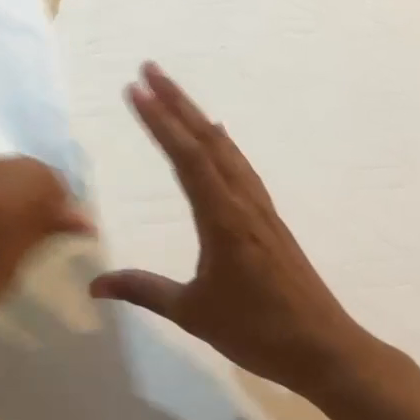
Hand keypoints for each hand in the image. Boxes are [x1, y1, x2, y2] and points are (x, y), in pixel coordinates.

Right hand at [91, 63, 375, 396]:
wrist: (325, 349)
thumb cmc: (257, 331)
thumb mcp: (193, 313)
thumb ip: (144, 291)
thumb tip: (94, 285)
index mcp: (223, 221)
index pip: (187, 159)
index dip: (160, 123)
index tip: (135, 91)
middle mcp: (243, 203)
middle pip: (207, 141)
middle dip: (177, 103)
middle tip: (148, 70)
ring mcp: (259, 209)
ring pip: (225, 151)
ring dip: (197, 118)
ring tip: (173, 93)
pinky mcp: (268, 221)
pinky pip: (240, 168)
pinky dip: (221, 144)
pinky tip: (217, 138)